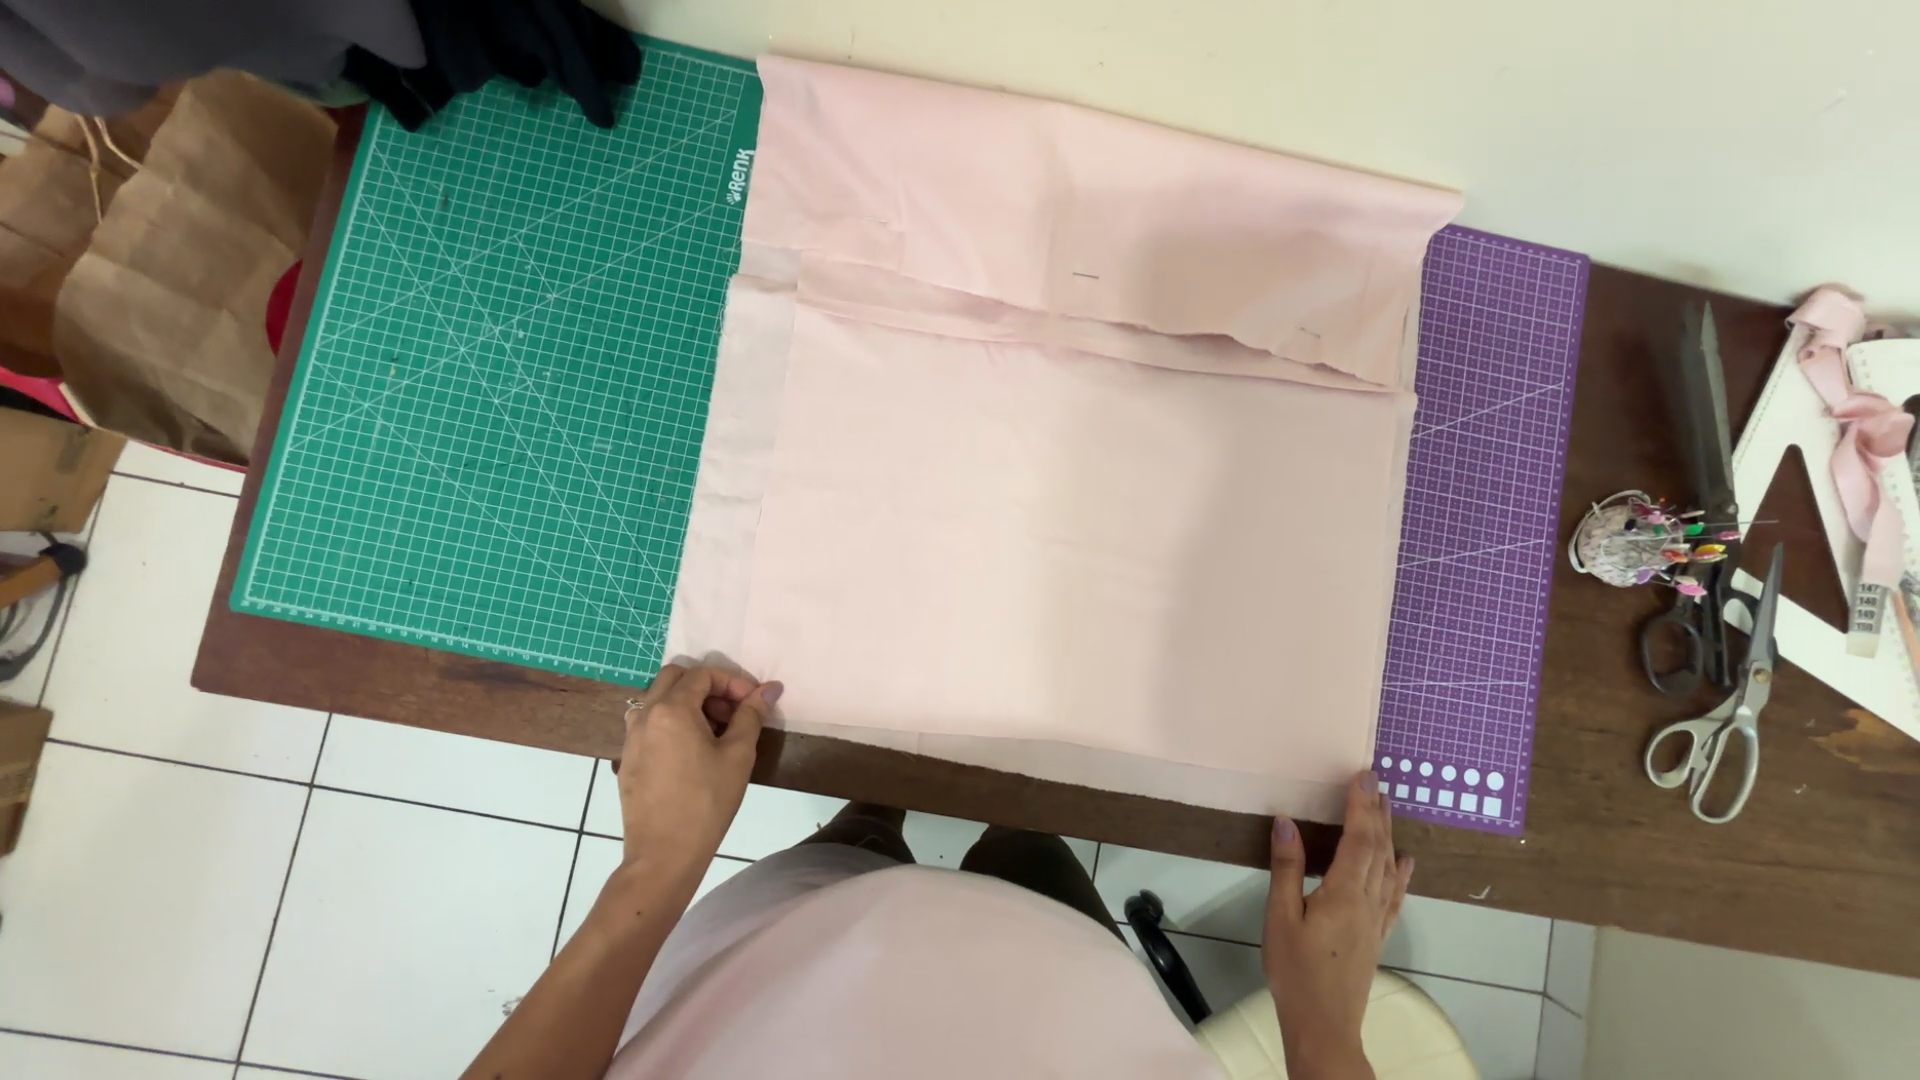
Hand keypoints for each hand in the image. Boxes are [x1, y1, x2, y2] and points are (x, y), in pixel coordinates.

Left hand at [616, 663, 780, 873]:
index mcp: (671, 709)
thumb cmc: (707, 801)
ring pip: (658, 700)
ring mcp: (631, 739)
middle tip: (732, 712)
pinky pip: (649, 725)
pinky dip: (672, 723)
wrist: (664, 854)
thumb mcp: (738, 754)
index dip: (732, 682)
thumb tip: (769, 688)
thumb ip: (751, 715)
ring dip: (687, 703)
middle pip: (674, 678)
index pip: (702, 674)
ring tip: (713, 732)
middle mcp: (644, 716)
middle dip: (707, 687)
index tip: (753, 702)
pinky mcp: (627, 760)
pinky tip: (692, 753)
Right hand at [1262, 771, 1412, 1079]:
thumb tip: (1286, 821)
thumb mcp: (1280, 916)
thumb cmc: (1295, 970)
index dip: (1361, 806)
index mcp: (1344, 894)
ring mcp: (1376, 920)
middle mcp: (1368, 902)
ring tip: (1387, 807)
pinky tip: (1406, 862)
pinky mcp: (1376, 935)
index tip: (1362, 775)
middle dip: (1376, 813)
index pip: (1358, 840)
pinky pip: (1395, 896)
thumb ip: (1287, 868)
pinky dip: (1402, 874)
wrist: (1324, 1025)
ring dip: (1388, 835)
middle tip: (1374, 780)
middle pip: (1378, 850)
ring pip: (1389, 869)